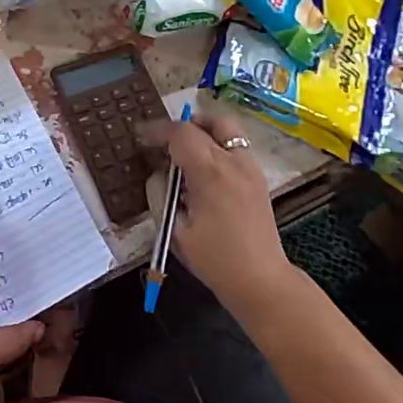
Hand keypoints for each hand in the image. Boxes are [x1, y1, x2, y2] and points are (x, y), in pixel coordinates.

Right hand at [143, 107, 295, 310]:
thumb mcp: (175, 229)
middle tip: (165, 142)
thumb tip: (159, 173)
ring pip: (228, 128)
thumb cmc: (215, 259)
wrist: (261, 282)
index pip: (181, 133)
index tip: (140, 136)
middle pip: (209, 121)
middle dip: (183, 126)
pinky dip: (217, 145)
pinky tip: (205, 170)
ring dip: (204, 131)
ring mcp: (251, 167)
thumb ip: (160, 193)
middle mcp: (235, 161)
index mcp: (211, 172)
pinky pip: (236, 146)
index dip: (157, 130)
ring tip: (185, 152)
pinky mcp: (259, 178)